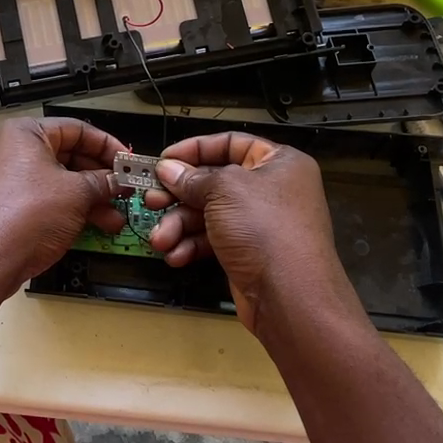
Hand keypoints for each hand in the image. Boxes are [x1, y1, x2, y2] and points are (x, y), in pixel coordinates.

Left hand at [0, 117, 127, 299]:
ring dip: (88, 199)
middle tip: (123, 192)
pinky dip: (66, 210)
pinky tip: (90, 226)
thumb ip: (101, 182)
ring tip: (114, 219)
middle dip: (99, 178)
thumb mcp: (76, 193)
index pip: (75, 129)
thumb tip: (115, 181)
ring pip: (56, 183)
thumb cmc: (25, 216)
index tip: (127, 162)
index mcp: (23, 133)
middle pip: (66, 157)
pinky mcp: (2, 207)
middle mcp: (9, 151)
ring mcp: (3, 180)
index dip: (106, 146)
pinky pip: (41, 201)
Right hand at [142, 132, 358, 333]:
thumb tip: (167, 169)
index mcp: (277, 163)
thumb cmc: (263, 229)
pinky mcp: (247, 252)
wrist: (291, 298)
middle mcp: (270, 189)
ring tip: (160, 239)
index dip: (195, 149)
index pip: (230, 143)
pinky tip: (175, 256)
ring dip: (179, 226)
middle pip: (212, 182)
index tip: (164, 160)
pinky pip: (213, 240)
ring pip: (207, 214)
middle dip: (178, 195)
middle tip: (151, 201)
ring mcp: (258, 223)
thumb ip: (191, 178)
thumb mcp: (223, 191)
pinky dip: (191, 246)